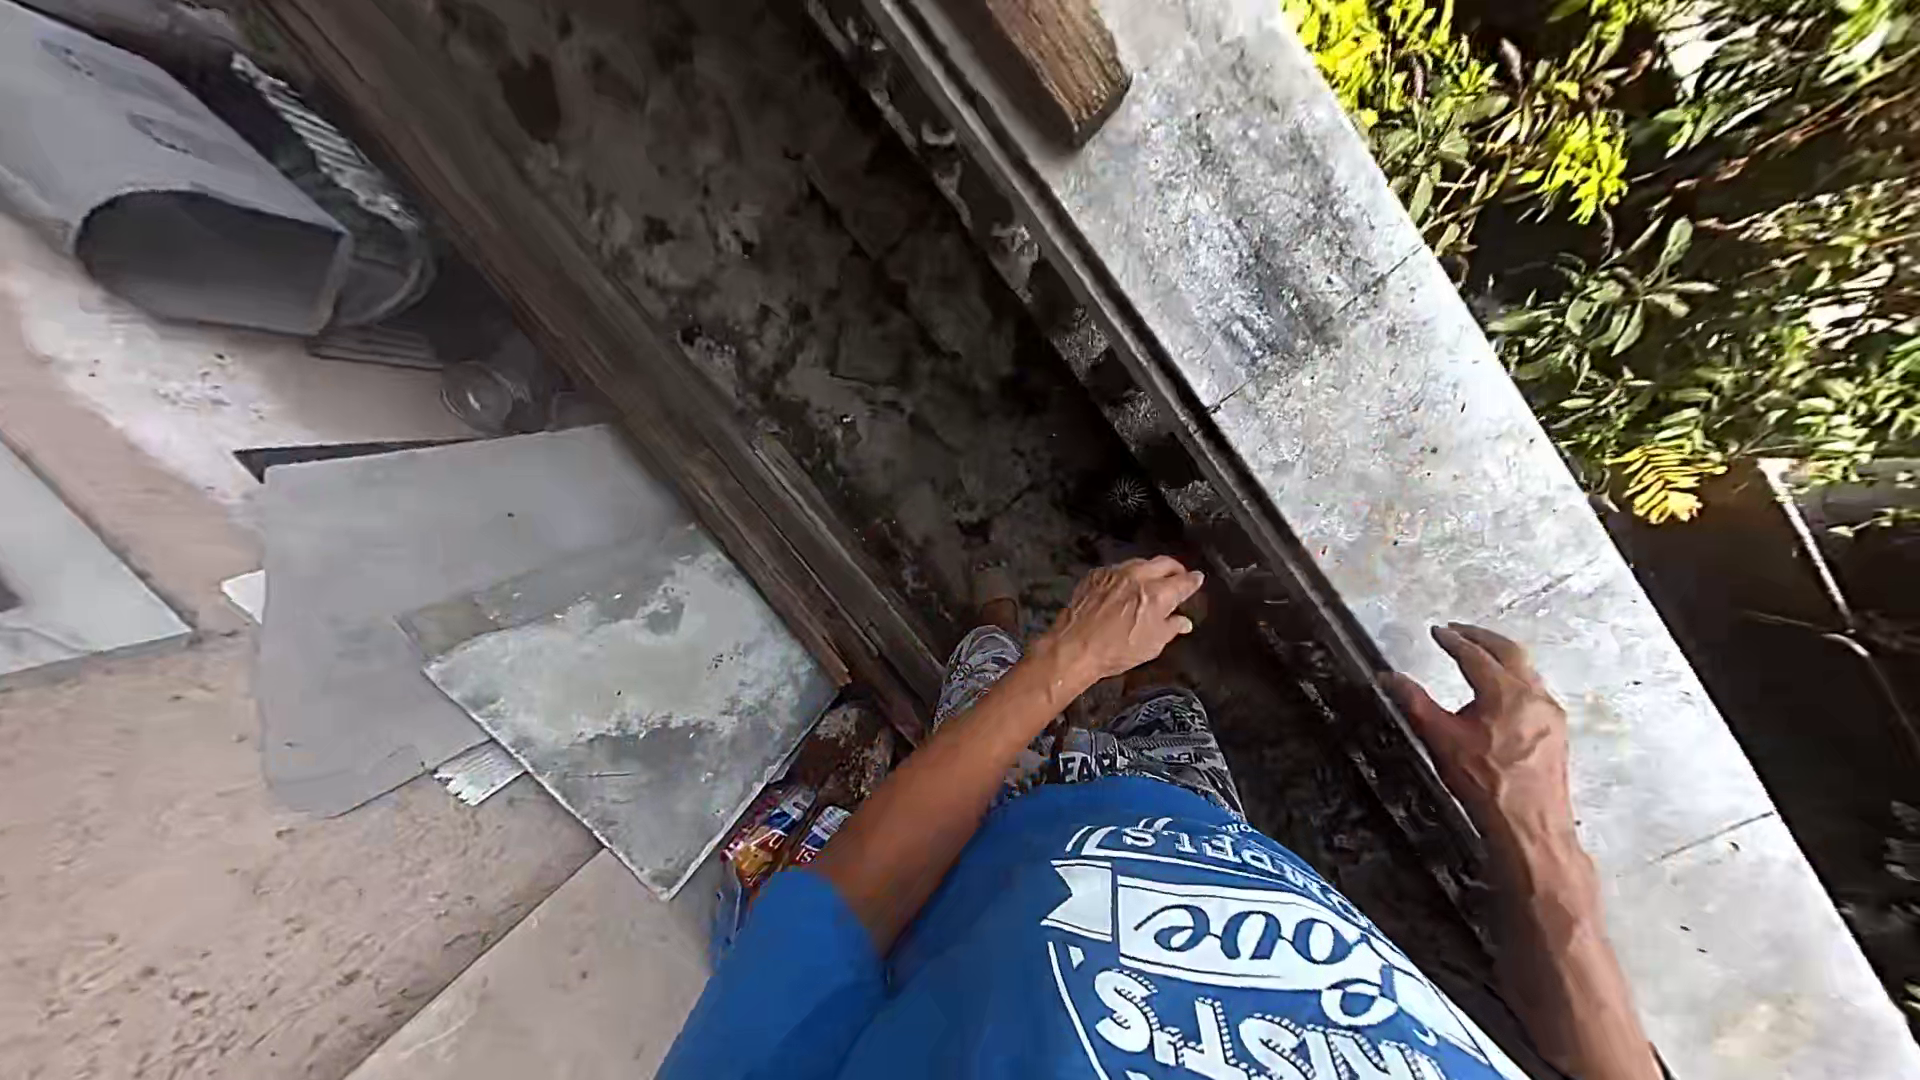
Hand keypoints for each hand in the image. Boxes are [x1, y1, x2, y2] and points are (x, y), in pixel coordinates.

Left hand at [1035, 557, 1202, 689]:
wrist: (1074, 646)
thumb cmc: (1116, 651)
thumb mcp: (1152, 645)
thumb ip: (1171, 628)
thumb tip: (1183, 621)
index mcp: (1156, 594)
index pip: (1183, 581)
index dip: (1193, 581)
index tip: (1197, 580)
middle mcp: (1137, 577)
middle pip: (1164, 563)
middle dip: (1175, 569)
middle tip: (1178, 578)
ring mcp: (1114, 573)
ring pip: (1140, 562)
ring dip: (1150, 570)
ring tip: (1152, 582)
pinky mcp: (1095, 575)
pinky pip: (1118, 569)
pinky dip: (1127, 575)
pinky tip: (1125, 586)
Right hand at [1386, 624, 1579, 857]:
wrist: (1529, 825)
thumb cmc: (1485, 783)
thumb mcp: (1439, 737)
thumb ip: (1413, 701)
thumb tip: (1389, 678)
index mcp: (1507, 695)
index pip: (1475, 656)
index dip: (1453, 640)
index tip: (1437, 632)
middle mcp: (1535, 699)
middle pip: (1511, 653)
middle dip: (1481, 637)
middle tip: (1458, 631)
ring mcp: (1551, 715)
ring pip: (1526, 670)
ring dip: (1500, 655)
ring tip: (1477, 651)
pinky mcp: (1555, 731)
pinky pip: (1535, 689)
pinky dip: (1513, 675)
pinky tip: (1499, 685)